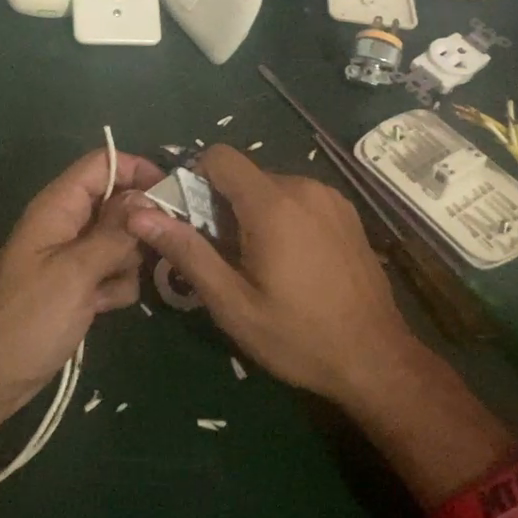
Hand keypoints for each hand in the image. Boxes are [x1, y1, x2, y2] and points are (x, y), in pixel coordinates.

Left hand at [0, 149, 164, 416]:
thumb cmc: (29, 318)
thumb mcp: (76, 272)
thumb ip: (114, 232)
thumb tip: (146, 196)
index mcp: (58, 206)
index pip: (103, 164)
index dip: (137, 169)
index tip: (174, 193)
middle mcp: (66, 223)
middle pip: (117, 203)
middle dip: (138, 226)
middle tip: (152, 252)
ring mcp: (72, 256)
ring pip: (120, 241)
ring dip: (126, 263)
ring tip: (109, 289)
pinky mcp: (78, 286)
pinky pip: (113, 272)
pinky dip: (115, 287)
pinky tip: (103, 308)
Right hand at [125, 144, 417, 409]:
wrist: (378, 361)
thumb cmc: (299, 337)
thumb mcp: (233, 304)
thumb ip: (187, 252)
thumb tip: (139, 213)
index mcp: (272, 204)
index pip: (220, 156)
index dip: (195, 177)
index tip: (189, 217)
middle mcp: (303, 187)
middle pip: (244, 176)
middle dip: (222, 205)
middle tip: (221, 256)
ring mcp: (330, 198)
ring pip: (271, 187)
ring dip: (252, 213)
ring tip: (256, 264)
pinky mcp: (346, 213)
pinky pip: (298, 199)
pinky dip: (282, 218)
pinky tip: (289, 262)